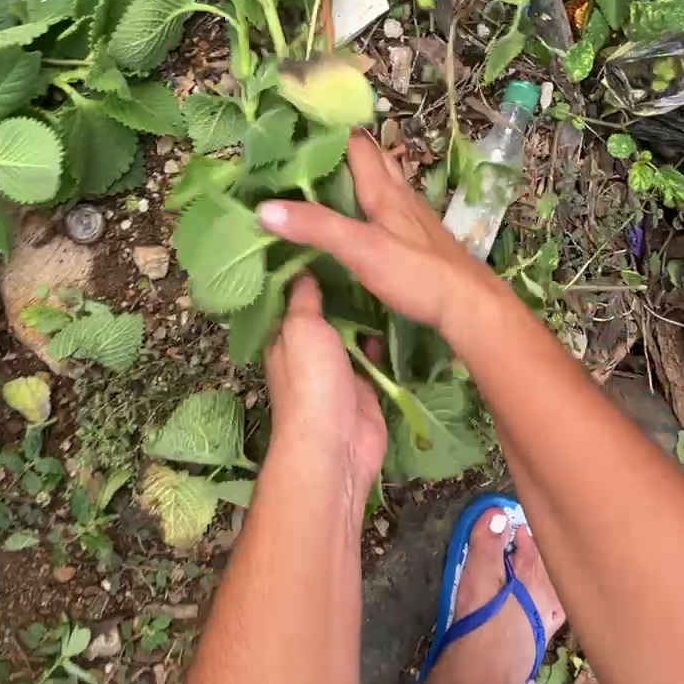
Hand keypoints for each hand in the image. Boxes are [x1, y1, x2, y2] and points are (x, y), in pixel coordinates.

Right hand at [257, 133, 517, 341]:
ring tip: (328, 178)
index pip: (358, 145)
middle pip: (374, 160)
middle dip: (346, 148)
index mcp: (385, 191)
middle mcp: (401, 197)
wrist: (471, 306)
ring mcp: (414, 219)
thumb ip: (316, 228)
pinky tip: (361, 219)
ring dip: (360, 175)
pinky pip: (391, 210)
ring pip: (384, 184)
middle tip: (311, 147)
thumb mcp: (361, 249)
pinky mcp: (420, 241)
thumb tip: (265, 208)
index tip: (301, 121)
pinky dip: (371, 204)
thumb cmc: (417, 273)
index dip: (333, 128)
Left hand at [264, 276, 385, 495]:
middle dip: (341, 289)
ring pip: (352, 333)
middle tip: (366, 254)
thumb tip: (301, 268)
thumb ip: (303, 299)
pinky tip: (398, 312)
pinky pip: (375, 355)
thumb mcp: (301, 327)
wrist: (336, 443)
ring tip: (386, 274)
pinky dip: (384, 339)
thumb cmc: (311, 380)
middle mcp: (308, 350)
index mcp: (284, 336)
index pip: (292, 296)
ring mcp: (337, 369)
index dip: (305, 272)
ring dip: (366, 312)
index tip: (326, 240)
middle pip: (325, 313)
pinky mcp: (365, 385)